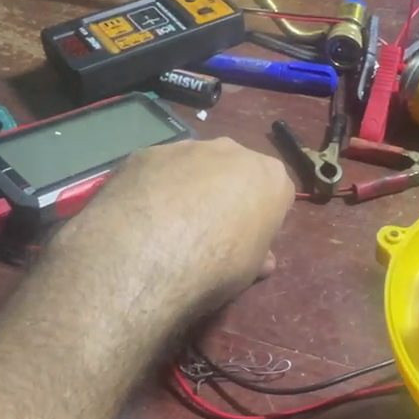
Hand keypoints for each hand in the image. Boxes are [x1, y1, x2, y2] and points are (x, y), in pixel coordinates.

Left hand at [54, 137, 292, 316]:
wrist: (149, 253)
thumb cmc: (217, 264)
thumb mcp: (249, 271)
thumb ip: (258, 256)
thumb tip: (263, 261)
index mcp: (270, 177)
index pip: (276, 192)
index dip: (263, 215)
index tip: (249, 236)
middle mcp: (232, 151)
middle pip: (235, 170)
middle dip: (227, 192)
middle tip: (210, 228)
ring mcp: (187, 147)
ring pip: (195, 165)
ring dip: (190, 186)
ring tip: (170, 223)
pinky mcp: (146, 152)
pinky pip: (158, 170)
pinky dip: (155, 187)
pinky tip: (142, 216)